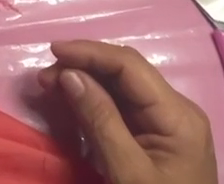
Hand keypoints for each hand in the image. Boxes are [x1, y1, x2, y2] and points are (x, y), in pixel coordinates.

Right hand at [39, 40, 217, 183]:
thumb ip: (100, 120)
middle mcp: (176, 109)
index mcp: (178, 115)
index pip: (129, 65)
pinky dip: (94, 101)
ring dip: (85, 81)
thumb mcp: (128, 174)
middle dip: (83, 66)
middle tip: (45, 78)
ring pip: (120, 86)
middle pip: (124, 71)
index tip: (52, 51)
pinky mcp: (155, 136)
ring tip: (51, 86)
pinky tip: (71, 102)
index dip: (89, 52)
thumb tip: (69, 73)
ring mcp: (166, 123)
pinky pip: (122, 107)